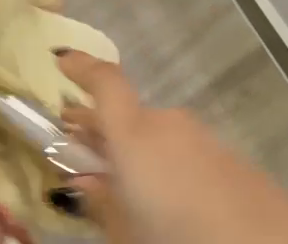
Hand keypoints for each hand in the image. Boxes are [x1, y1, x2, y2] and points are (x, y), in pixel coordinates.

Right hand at [56, 50, 287, 243]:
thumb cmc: (182, 238)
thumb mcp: (128, 232)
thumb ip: (102, 203)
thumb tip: (80, 180)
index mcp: (135, 134)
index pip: (105, 83)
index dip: (81, 67)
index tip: (60, 60)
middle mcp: (167, 123)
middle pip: (126, 114)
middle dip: (99, 130)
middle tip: (73, 149)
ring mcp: (201, 137)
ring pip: (153, 135)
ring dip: (133, 152)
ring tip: (117, 186)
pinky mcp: (227, 157)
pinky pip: (180, 151)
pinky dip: (162, 164)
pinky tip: (163, 201)